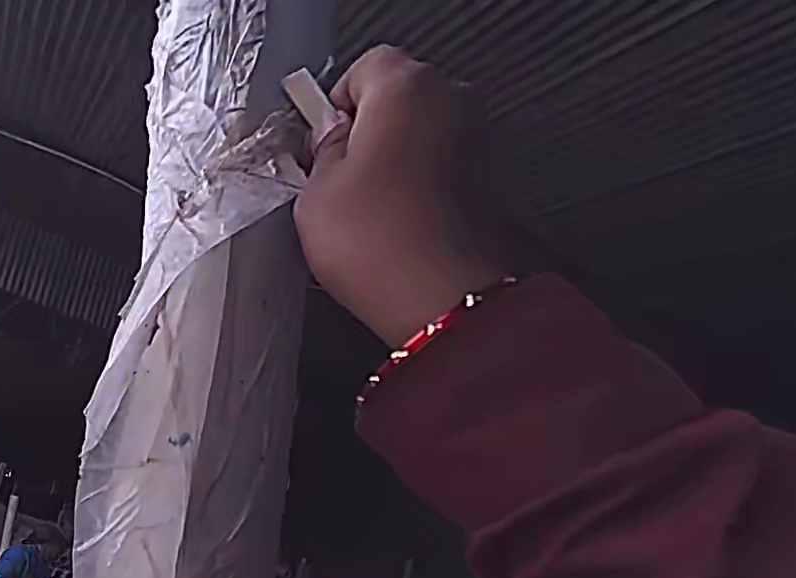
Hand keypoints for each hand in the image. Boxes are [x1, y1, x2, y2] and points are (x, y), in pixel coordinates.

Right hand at [294, 46, 510, 347]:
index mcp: (405, 88)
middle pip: (394, 99)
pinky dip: (408, 186)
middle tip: (329, 184)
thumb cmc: (375, 242)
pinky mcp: (481, 175)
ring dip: (384, 163)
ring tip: (356, 214)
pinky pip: (432, 167)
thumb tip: (330, 137)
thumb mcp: (314, 195)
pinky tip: (385, 225)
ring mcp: (473, 136)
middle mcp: (450, 98)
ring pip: (413, 135)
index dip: (332, 105)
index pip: (364, 66)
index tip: (315, 144)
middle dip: (359, 134)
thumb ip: (320, 153)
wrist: (434, 293)